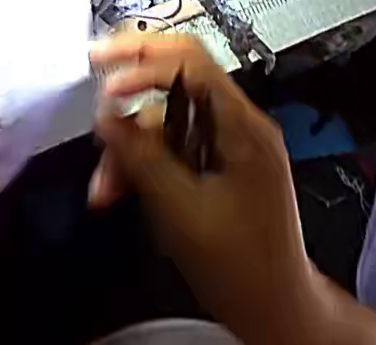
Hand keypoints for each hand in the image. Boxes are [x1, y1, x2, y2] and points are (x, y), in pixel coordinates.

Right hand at [88, 34, 375, 344]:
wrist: (276, 313)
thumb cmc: (242, 268)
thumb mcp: (183, 211)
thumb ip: (143, 158)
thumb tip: (108, 117)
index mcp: (242, 124)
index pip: (192, 63)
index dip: (145, 62)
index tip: (107, 82)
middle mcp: (239, 121)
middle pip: (182, 74)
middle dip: (136, 75)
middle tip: (98, 69)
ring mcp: (230, 140)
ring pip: (170, 116)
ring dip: (133, 140)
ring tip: (105, 182)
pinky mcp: (219, 160)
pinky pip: (176, 141)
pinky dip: (146, 157)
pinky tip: (122, 185)